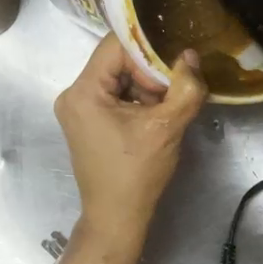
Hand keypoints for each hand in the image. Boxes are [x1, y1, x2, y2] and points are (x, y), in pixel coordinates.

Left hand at [53, 35, 206, 251]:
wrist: (116, 218)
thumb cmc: (137, 173)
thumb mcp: (167, 127)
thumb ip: (184, 87)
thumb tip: (190, 55)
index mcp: (83, 91)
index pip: (116, 45)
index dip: (148, 50)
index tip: (172, 66)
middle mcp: (73, 94)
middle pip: (116, 61)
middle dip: (149, 72)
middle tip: (173, 89)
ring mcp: (77, 108)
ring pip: (118, 77)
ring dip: (145, 87)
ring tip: (166, 106)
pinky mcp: (86, 121)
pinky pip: (114, 94)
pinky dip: (136, 99)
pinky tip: (154, 116)